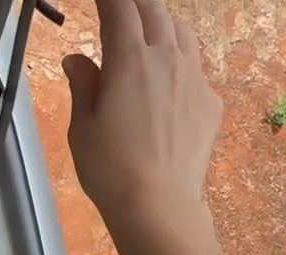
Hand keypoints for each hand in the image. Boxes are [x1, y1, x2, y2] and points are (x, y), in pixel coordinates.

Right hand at [62, 0, 221, 239]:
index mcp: (129, 60)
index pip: (119, 7)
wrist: (158, 204)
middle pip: (154, 8)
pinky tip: (164, 88)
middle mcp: (166, 57)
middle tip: (120, 6)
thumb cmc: (109, 170)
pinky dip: (176, 64)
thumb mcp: (82, 130)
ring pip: (180, 31)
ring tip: (146, 37)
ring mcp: (193, 76)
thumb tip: (77, 60)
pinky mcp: (209, 100)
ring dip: (160, 25)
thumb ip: (83, 87)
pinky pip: (193, 68)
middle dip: (134, 2)